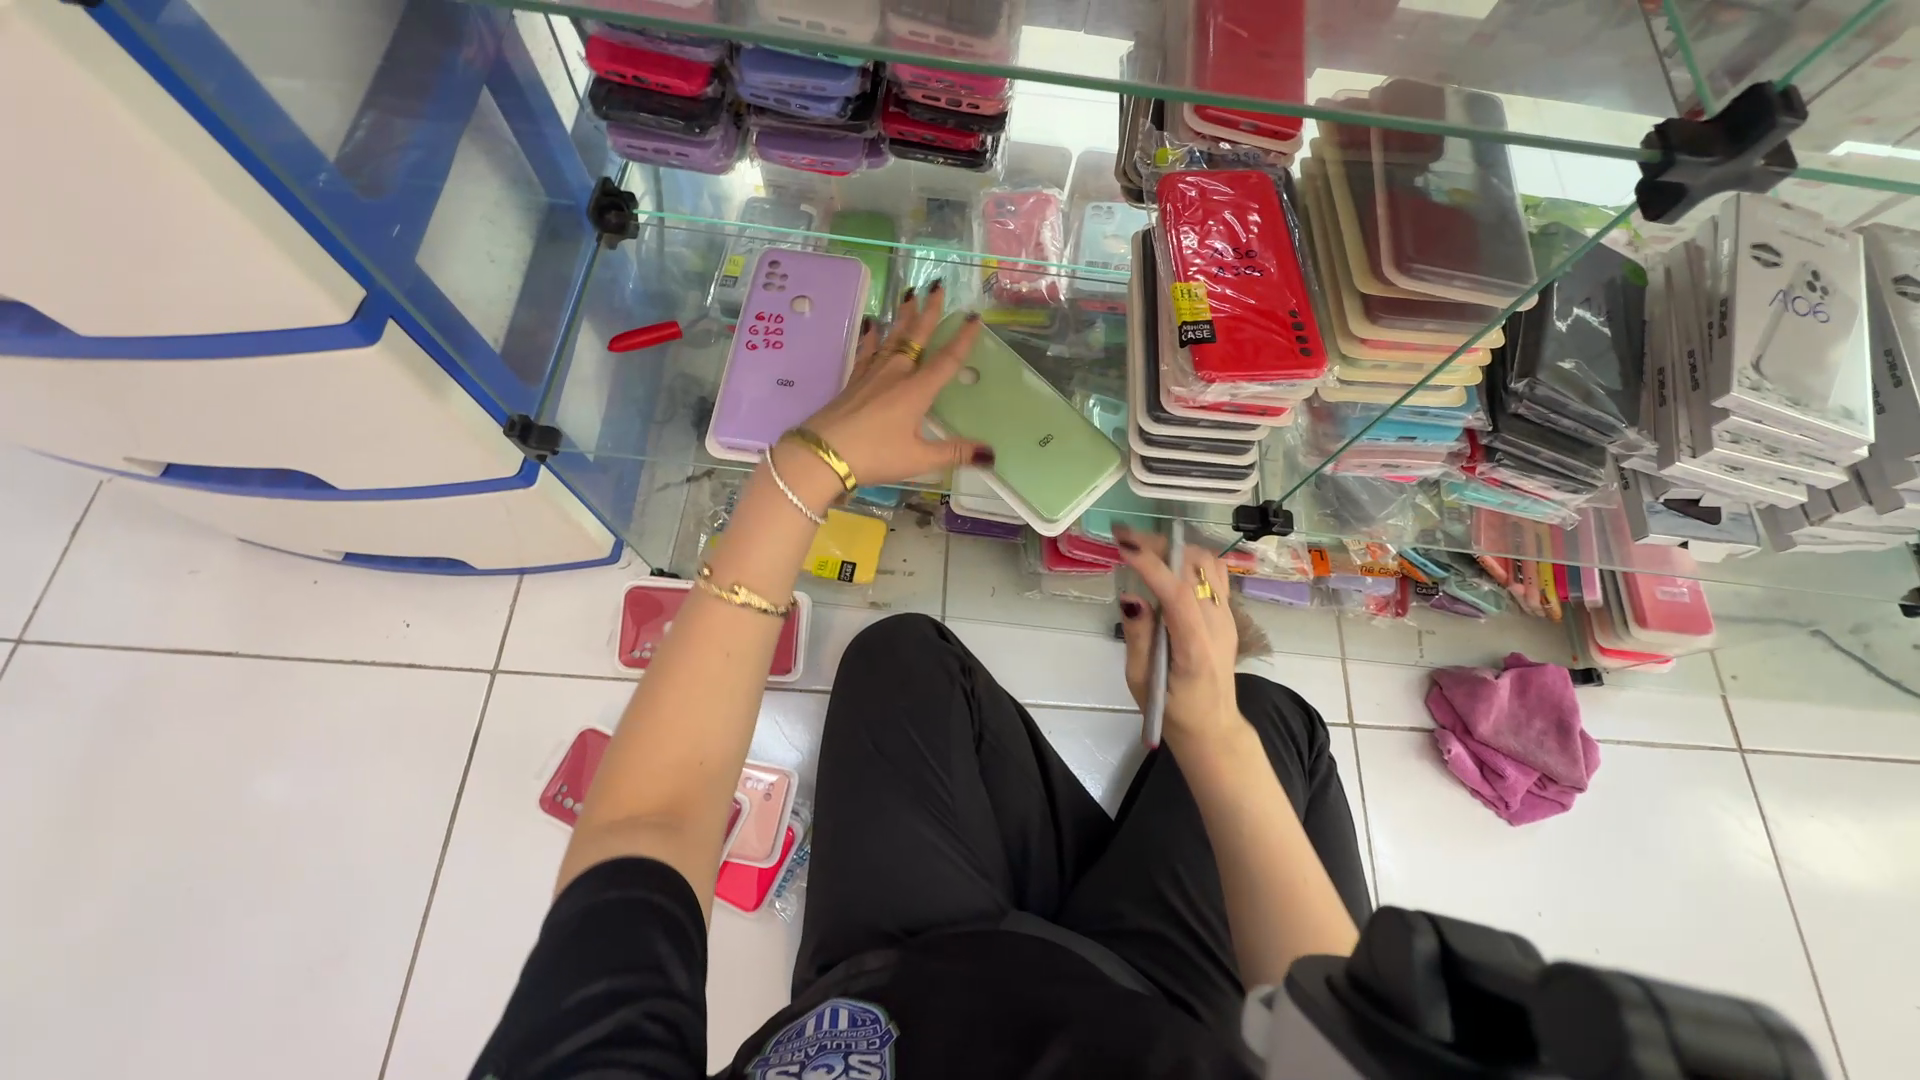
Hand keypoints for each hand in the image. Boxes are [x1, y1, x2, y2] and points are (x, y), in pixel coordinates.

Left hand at [799, 283, 993, 487]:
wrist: (824, 454)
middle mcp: (896, 374)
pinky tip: (871, 324)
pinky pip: (867, 350)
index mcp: (917, 390)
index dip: (963, 339)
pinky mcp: (854, 381)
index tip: (974, 317)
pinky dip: (871, 336)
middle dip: (929, 311)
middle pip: (917, 336)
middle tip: (938, 285)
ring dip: (903, 316)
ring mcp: (872, 374)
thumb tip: (990, 454)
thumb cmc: (875, 455)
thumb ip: (954, 453)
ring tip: (910, 293)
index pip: (947, 360)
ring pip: (892, 337)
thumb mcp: (919, 458)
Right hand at [1114, 524, 1246, 752]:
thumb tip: (1131, 597)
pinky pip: (1213, 575)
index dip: (1152, 565)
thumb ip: (1138, 638)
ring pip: (1208, 565)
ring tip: (1144, 549)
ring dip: (1176, 549)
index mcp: (1196, 648)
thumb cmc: (1172, 712)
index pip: (1178, 594)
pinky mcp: (1227, 616)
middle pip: (1196, 568)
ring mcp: (1227, 618)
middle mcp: (1218, 626)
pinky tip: (1166, 565)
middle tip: (1125, 540)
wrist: (1213, 728)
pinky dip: (1189, 560)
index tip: (1123, 547)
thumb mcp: (1142, 683)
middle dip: (1160, 547)